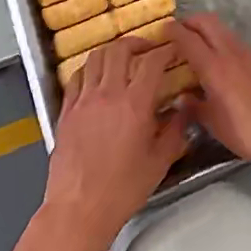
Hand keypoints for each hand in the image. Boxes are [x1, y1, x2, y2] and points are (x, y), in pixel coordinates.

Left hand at [43, 37, 192, 239]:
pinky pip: (76, 78)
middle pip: (119, 50)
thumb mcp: (160, 161)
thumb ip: (176, 131)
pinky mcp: (66, 111)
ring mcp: (83, 101)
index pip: (152, 62)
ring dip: (112, 52)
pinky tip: (96, 77)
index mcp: (134, 104)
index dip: (165, 51)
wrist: (80, 208)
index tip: (173, 51)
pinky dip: (89, 69)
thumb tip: (183, 111)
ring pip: (95, 58)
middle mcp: (107, 94)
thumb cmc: (122, 189)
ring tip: (123, 58)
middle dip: (137, 43)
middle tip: (148, 48)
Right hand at [167, 15, 250, 173]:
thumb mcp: (214, 124)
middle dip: (189, 22)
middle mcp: (231, 52)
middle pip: (207, 21)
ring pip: (222, 29)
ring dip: (206, 31)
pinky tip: (219, 66)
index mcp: (215, 67)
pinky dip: (221, 43)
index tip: (160, 32)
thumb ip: (195, 106)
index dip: (171, 31)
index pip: (187, 38)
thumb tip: (182, 97)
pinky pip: (235, 42)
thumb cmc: (249, 134)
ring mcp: (249, 53)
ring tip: (195, 51)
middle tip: (177, 36)